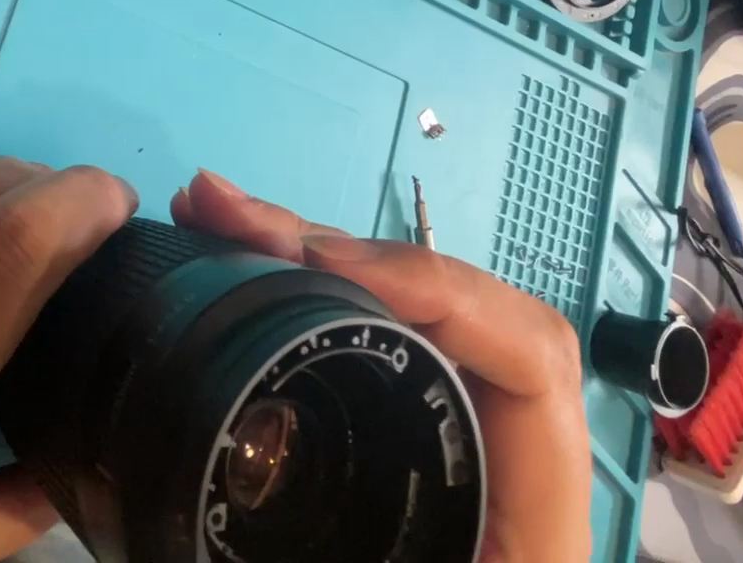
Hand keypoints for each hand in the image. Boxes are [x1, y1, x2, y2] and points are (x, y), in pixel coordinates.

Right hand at [172, 170, 592, 562]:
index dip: (431, 287)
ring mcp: (432, 434)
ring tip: (214, 217)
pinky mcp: (383, 427)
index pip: (528, 360)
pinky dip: (290, 283)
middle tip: (225, 213)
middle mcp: (487, 458)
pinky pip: (350, 331)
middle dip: (330, 242)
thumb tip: (224, 479)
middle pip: (447, 307)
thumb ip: (300, 554)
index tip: (307, 262)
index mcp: (524, 520)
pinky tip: (233, 256)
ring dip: (299, 248)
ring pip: (388, 309)